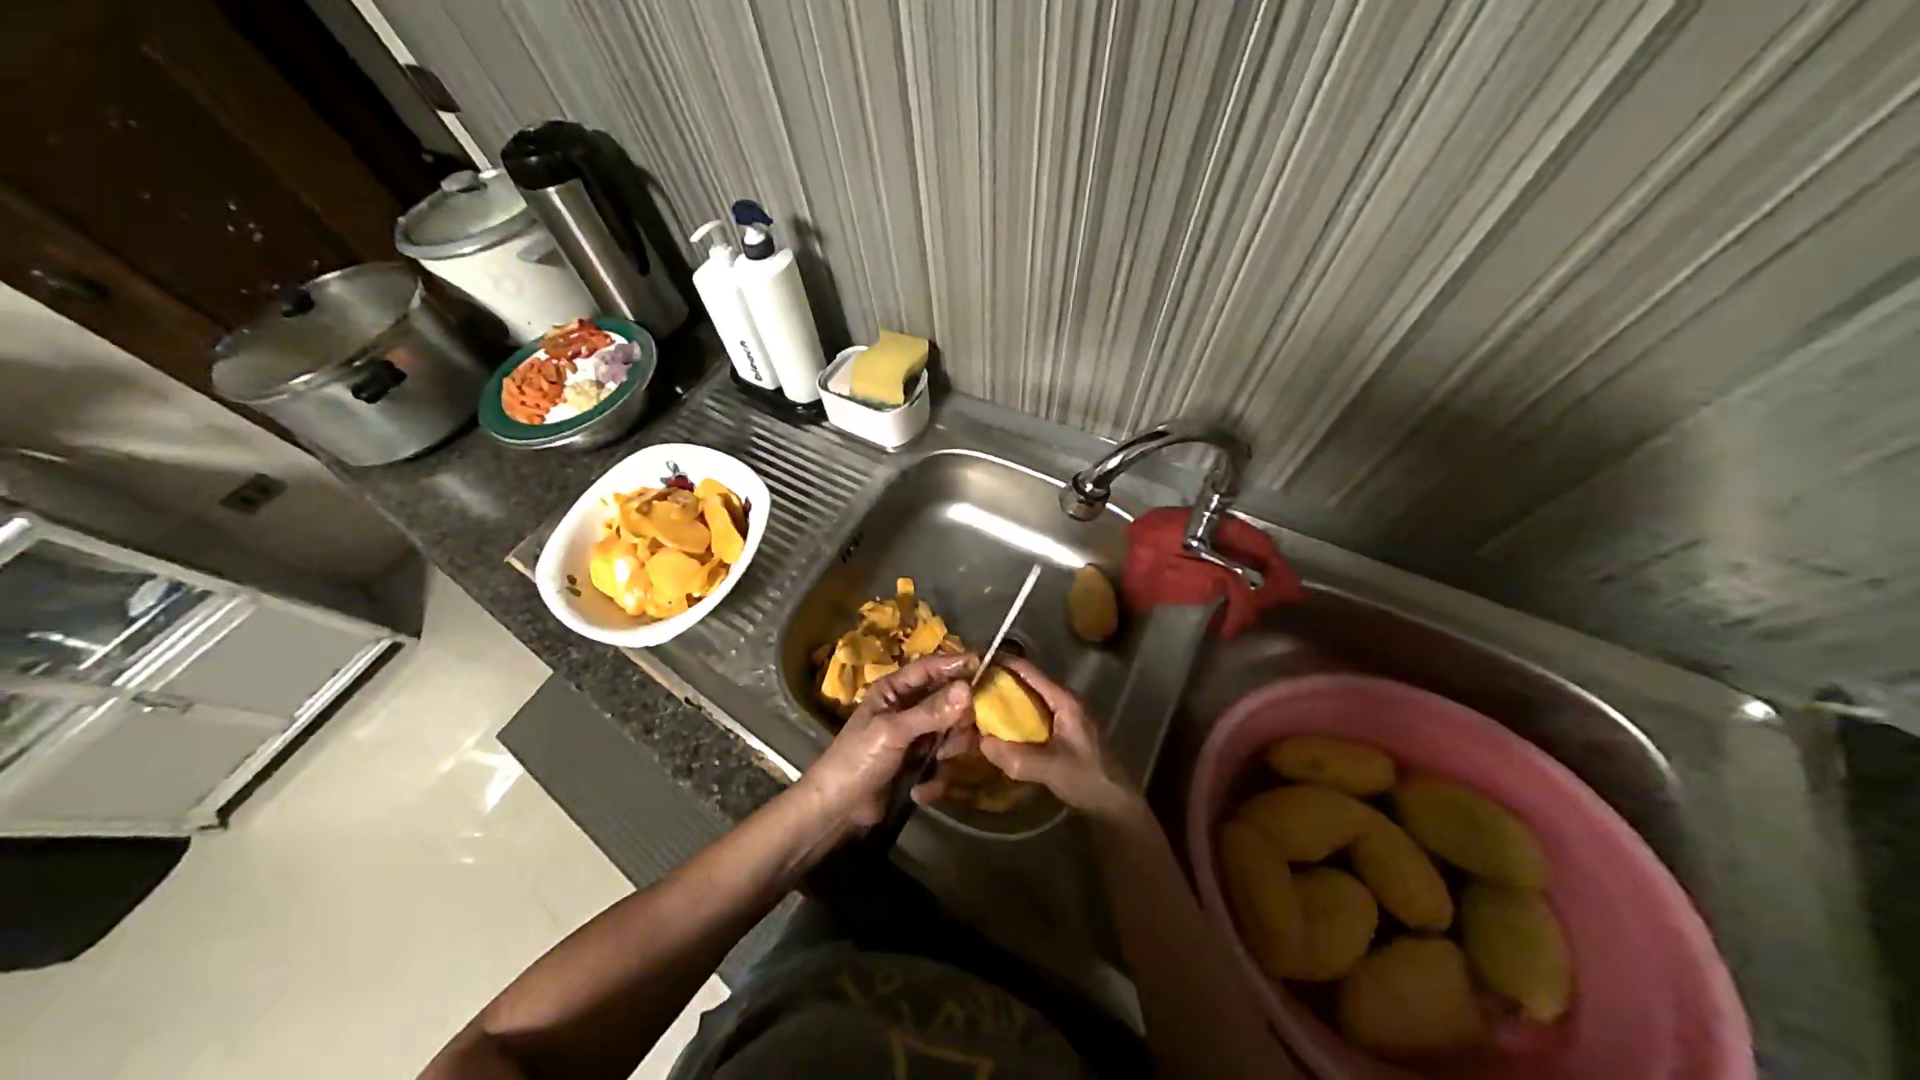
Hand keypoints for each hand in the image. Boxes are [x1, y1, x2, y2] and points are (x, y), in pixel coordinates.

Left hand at [796, 652, 979, 831]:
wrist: (837, 811)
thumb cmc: (857, 760)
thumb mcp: (892, 732)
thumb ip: (930, 712)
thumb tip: (967, 689)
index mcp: (895, 690)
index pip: (931, 667)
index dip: (957, 664)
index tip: (986, 665)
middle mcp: (908, 708)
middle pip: (950, 701)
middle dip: (958, 719)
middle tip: (961, 733)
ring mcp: (916, 737)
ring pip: (952, 733)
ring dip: (949, 752)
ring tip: (937, 764)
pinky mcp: (920, 764)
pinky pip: (944, 764)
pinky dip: (937, 780)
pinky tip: (921, 792)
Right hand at [978, 657, 1140, 819]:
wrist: (1113, 802)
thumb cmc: (1087, 778)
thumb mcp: (1051, 769)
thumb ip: (1017, 757)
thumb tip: (982, 742)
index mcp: (1063, 700)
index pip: (1028, 671)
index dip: (1002, 662)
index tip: (974, 661)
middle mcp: (1060, 702)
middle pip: (1024, 682)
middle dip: (996, 682)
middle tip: (966, 686)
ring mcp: (1058, 717)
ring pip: (1024, 700)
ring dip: (1001, 701)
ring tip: (972, 704)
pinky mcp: (1055, 733)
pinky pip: (1027, 717)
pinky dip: (1009, 718)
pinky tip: (992, 729)